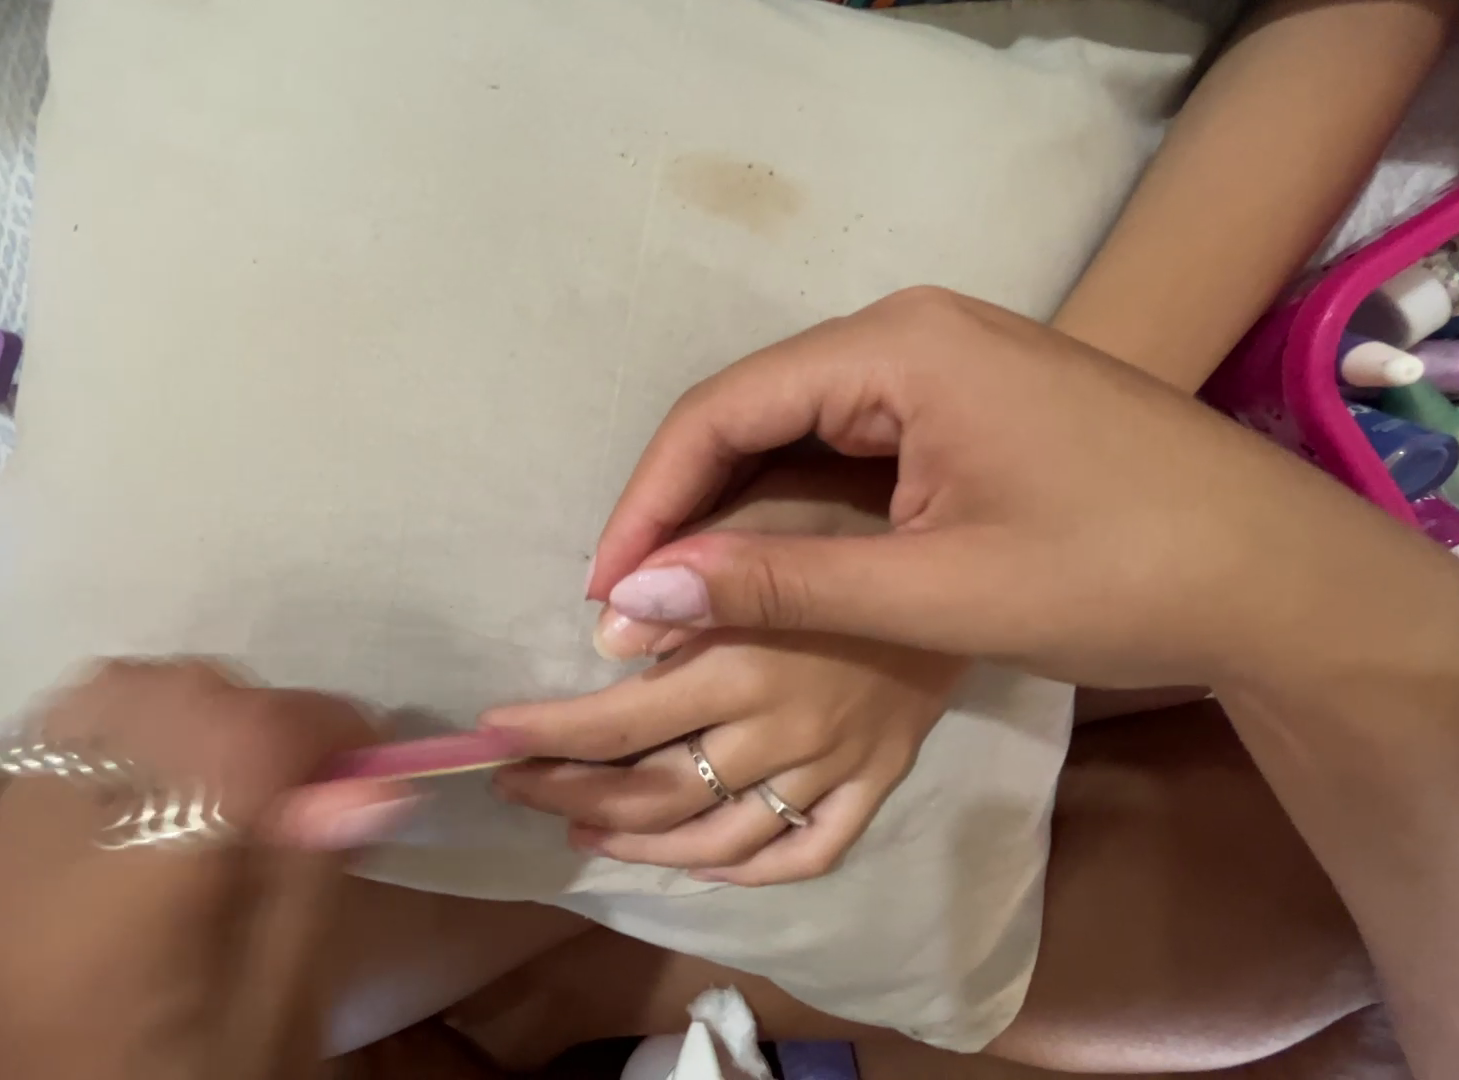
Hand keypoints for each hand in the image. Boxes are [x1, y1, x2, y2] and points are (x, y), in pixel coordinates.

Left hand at [0, 660, 415, 1079]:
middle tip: (307, 775)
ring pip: (111, 692)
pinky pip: (66, 726)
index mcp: (122, 912)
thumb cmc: (183, 1079)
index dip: (323, 724)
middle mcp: (38, 855)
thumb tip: (374, 782)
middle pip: (167, 696)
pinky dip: (140, 721)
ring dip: (201, 710)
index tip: (372, 758)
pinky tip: (175, 775)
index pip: (234, 743)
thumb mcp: (272, 1016)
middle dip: (264, 714)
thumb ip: (311, 888)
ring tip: (244, 771)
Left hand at [485, 461, 968, 885]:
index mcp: (747, 663)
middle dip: (572, 793)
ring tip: (582, 831)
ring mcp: (834, 769)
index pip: (621, 719)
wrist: (966, 544)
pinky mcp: (877, 785)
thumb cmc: (850, 513)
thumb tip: (605, 639)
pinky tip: (695, 861)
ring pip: (721, 839)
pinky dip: (745, 870)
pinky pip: (807, 850)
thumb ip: (687, 583)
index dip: (548, 733)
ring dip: (639, 842)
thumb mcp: (762, 516)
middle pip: (657, 789)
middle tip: (519, 787)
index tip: (492, 737)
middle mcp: (784, 731)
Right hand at [584, 287, 1424, 688]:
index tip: (604, 585)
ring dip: (725, 506)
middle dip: (677, 503)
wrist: (1287, 586)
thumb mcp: (933, 591)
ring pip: (784, 428)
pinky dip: (782, 504)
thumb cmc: (1122, 579)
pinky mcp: (950, 405)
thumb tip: (637, 594)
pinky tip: (754, 557)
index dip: (649, 500)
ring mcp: (931, 365)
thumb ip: (778, 584)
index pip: (722, 410)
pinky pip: (832, 445)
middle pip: (745, 411)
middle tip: (629, 593)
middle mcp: (903, 332)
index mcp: (898, 348)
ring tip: (674, 584)